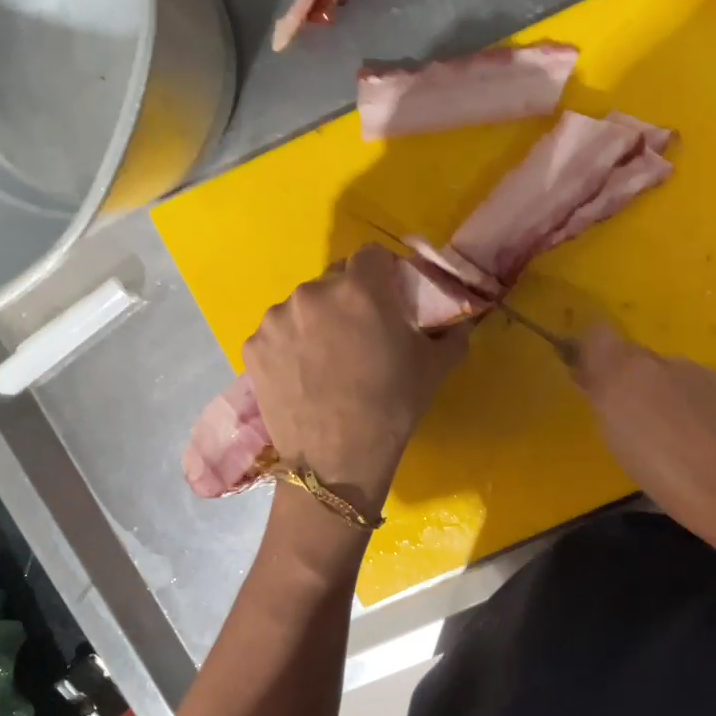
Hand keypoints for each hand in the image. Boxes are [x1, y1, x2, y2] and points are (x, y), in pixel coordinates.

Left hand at [243, 246, 469, 512]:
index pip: (372, 254)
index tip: (391, 298)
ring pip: (305, 305)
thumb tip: (461, 320)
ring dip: (319, 320)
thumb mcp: (436, 366)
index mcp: (361, 289)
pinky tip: (306, 375)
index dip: (384, 273)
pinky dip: (293, 345)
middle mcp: (314, 292)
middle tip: (363, 333)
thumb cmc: (394, 407)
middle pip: (336, 278)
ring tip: (331, 360)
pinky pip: (280, 332)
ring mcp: (277, 318)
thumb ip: (452, 332)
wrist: (337, 460)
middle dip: (351, 297)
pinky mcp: (254, 345)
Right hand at [572, 325, 715, 531]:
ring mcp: (697, 374)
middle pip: (632, 357)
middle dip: (624, 381)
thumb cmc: (669, 476)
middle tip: (625, 424)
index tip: (590, 387)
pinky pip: (688, 389)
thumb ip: (602, 396)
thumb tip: (588, 369)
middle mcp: (663, 361)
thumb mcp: (619, 441)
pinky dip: (683, 406)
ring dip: (655, 396)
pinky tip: (692, 441)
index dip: (592, 355)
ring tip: (662, 440)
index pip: (599, 335)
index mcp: (628, 370)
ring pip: (662, 375)